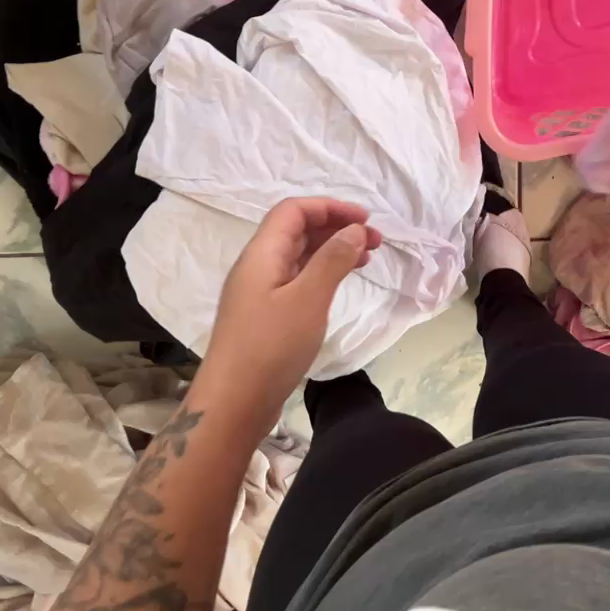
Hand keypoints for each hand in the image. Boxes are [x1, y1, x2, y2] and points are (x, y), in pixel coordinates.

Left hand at [197, 198, 383, 415]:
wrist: (234, 403)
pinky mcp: (266, 315)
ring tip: (367, 258)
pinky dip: (323, 273)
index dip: (330, 207)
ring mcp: (260, 292)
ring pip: (299, 256)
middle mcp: (258, 267)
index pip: (294, 211)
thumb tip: (355, 230)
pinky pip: (298, 279)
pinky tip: (341, 283)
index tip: (365, 220)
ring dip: (332, 250)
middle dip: (336, 227)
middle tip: (375, 241)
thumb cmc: (270, 347)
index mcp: (262, 254)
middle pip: (297, 231)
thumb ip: (333, 260)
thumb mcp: (308, 299)